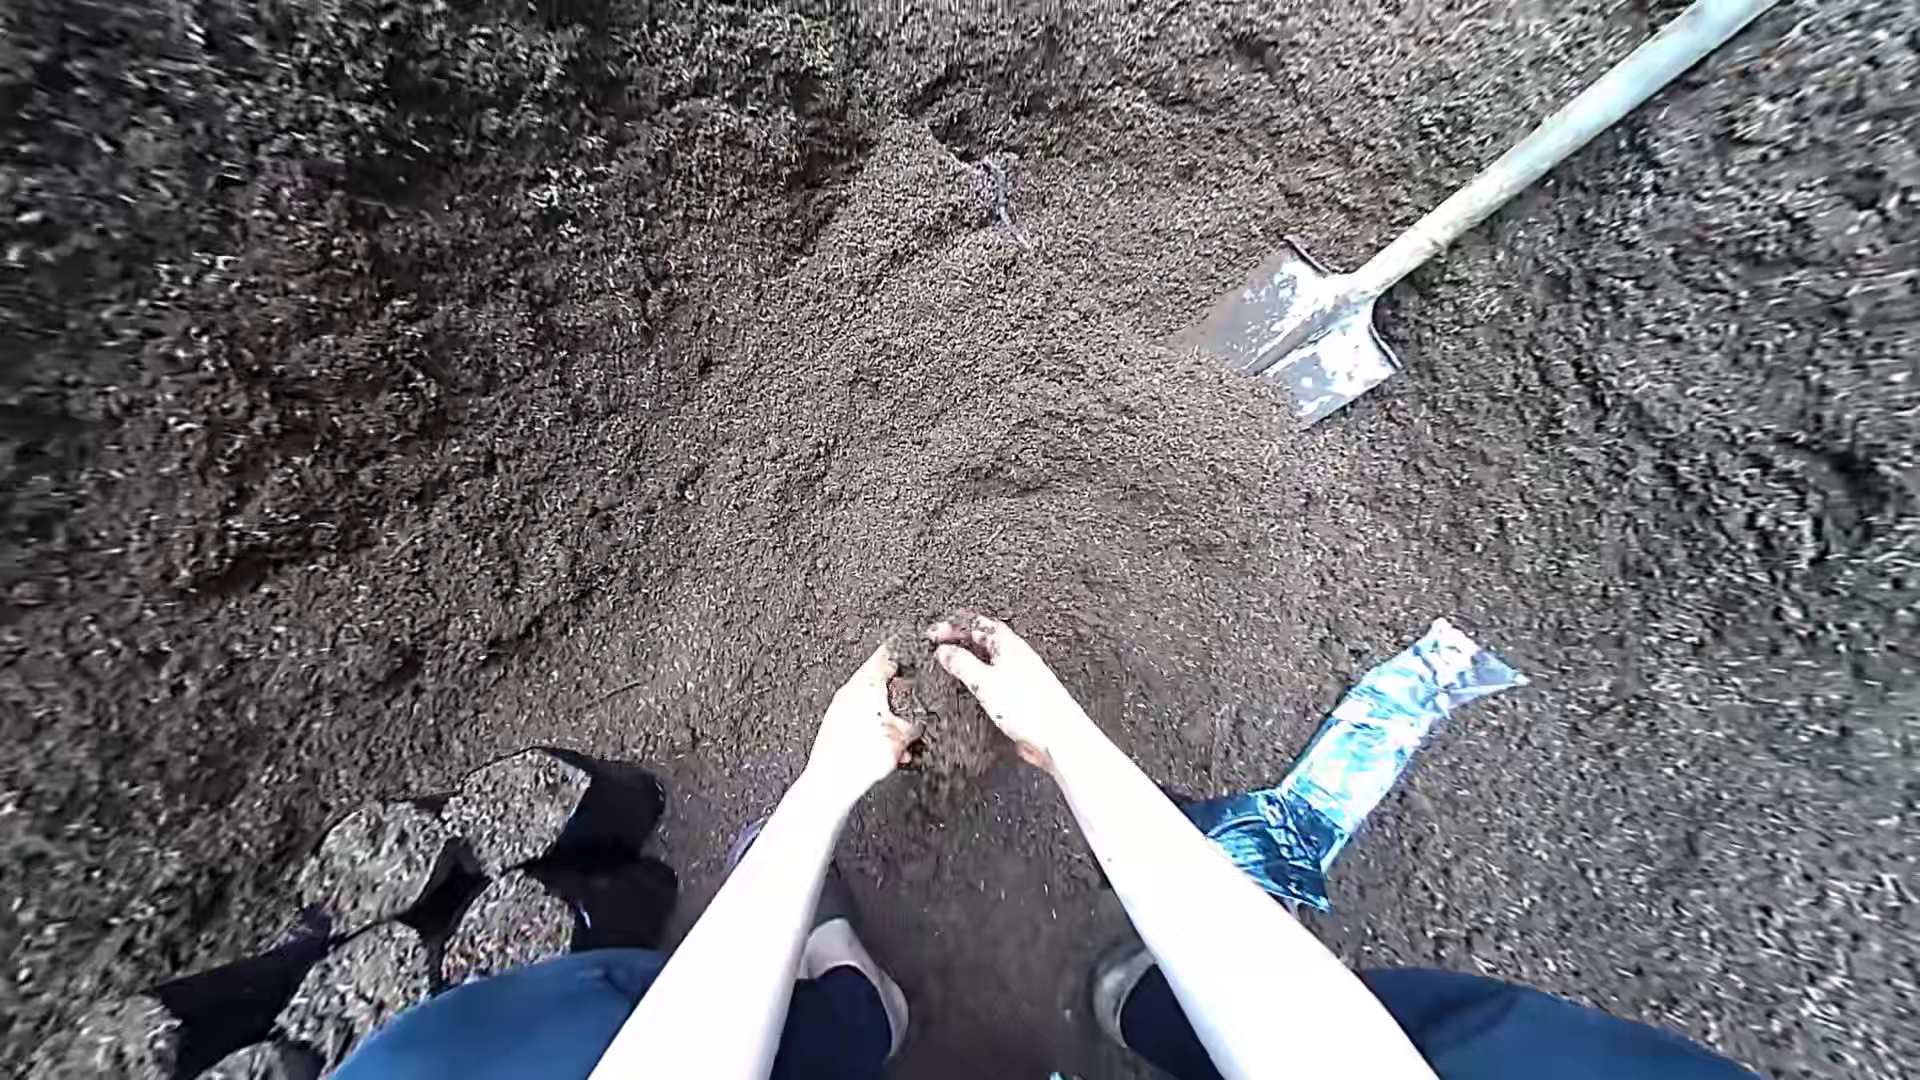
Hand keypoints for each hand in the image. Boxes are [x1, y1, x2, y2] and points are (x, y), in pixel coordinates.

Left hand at [804, 642, 922, 800]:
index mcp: (866, 683)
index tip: (912, 648)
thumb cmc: (860, 758)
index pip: (886, 653)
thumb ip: (916, 721)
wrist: (829, 784)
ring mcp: (839, 706)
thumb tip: (924, 716)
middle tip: (911, 687)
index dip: (903, 649)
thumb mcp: (902, 736)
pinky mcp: (834, 723)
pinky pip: (858, 711)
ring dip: (884, 701)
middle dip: (896, 681)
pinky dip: (872, 717)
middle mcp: (850, 689)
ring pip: (868, 693)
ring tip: (898, 719)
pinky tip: (882, 735)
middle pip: (877, 674)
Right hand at [926, 613, 1096, 771]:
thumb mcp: (984, 682)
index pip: (975, 623)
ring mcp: (1021, 672)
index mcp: (1007, 644)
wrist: (1059, 735)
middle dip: (959, 637)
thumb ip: (961, 664)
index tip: (932, 632)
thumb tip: (944, 651)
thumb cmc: (1029, 706)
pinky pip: (996, 675)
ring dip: (969, 654)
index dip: (952, 625)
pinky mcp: (1023, 691)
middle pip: (984, 637)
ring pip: (990, 655)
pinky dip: (980, 673)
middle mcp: (1016, 653)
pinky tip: (974, 686)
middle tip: (938, 643)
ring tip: (951, 661)